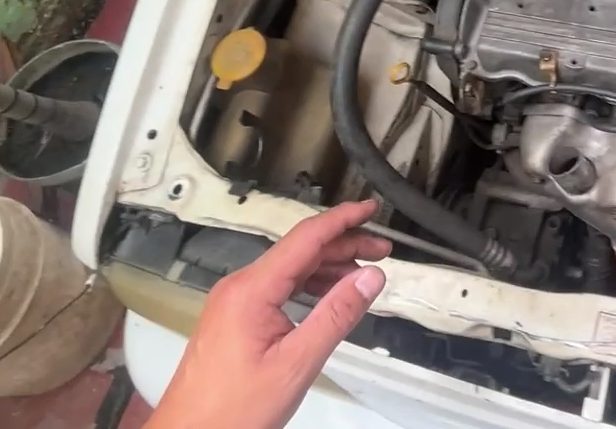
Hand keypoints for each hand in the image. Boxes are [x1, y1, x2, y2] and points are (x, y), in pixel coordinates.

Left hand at [145, 201, 391, 428]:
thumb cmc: (232, 413)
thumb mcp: (295, 365)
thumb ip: (337, 316)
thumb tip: (372, 276)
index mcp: (252, 289)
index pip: (307, 237)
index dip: (344, 218)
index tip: (372, 207)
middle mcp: (240, 286)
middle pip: (301, 249)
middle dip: (345, 244)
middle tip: (382, 249)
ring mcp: (234, 301)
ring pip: (292, 268)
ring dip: (330, 265)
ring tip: (364, 273)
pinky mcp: (234, 317)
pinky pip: (280, 287)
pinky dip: (311, 285)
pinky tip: (331, 296)